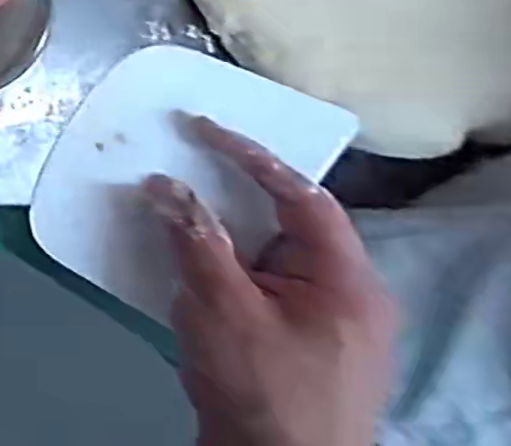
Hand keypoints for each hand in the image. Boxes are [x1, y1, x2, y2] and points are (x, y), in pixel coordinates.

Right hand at [145, 117, 397, 445]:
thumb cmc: (261, 383)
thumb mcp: (221, 306)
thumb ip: (195, 238)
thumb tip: (164, 183)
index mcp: (346, 281)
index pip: (303, 196)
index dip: (251, 155)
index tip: (200, 126)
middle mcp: (344, 291)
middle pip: (289, 216)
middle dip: (233, 180)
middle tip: (184, 148)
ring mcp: (321, 313)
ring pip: (267, 242)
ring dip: (221, 213)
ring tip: (175, 188)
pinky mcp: (293, 328)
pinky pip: (254, 267)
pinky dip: (219, 244)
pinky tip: (184, 241)